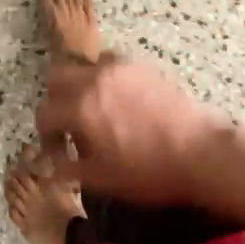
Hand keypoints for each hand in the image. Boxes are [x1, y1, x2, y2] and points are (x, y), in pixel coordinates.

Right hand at [34, 53, 244, 204]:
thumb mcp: (104, 179)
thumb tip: (54, 166)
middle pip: (56, 77)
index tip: (59, 153)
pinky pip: (109, 63)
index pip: (45, 113)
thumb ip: (71, 169)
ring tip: (95, 109)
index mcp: (80, 108)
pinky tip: (120, 100)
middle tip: (69, 124)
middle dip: (56, 100)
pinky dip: (105, 78)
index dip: (46, 135)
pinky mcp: (138, 64)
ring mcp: (116, 67)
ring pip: (83, 65)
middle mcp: (92, 79)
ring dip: (80, 85)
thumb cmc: (150, 171)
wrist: (200, 152)